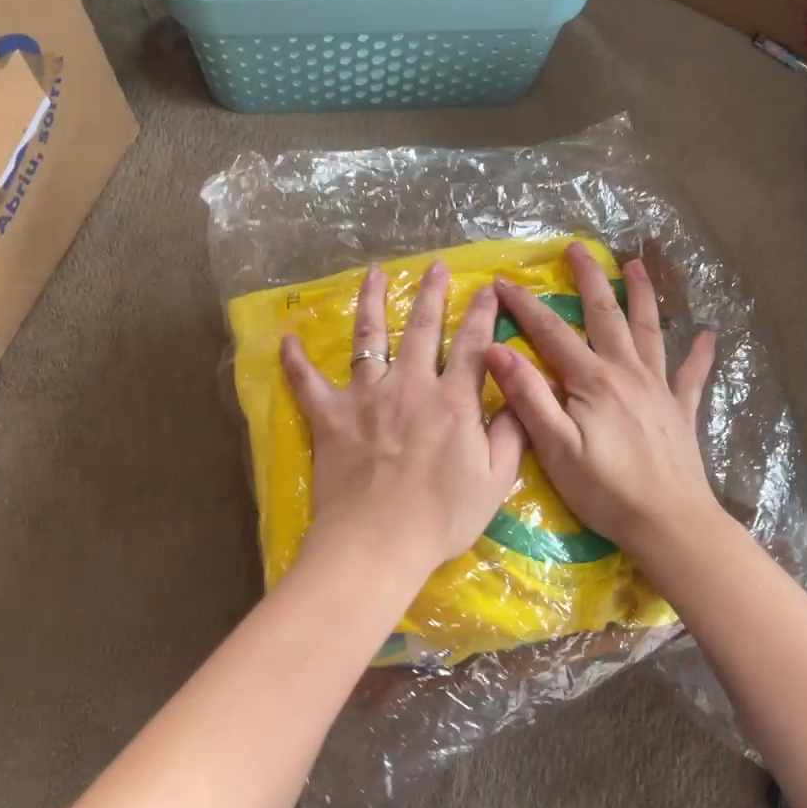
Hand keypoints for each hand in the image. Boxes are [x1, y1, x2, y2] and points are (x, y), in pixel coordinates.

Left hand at [280, 262, 525, 586]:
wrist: (378, 540)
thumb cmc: (441, 517)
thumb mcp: (495, 481)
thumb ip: (509, 435)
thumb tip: (519, 398)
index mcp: (453, 401)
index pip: (474, 346)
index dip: (484, 315)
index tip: (489, 289)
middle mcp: (410, 386)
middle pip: (422, 328)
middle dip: (431, 294)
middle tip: (435, 267)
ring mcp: (366, 397)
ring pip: (369, 339)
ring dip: (371, 303)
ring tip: (373, 274)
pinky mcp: (331, 416)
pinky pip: (308, 382)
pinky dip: (296, 361)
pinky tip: (286, 338)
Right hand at [486, 244, 724, 554]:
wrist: (670, 524)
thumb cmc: (606, 491)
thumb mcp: (555, 447)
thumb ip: (528, 396)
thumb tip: (496, 350)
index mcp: (592, 381)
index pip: (550, 333)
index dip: (525, 306)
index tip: (503, 281)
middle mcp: (627, 373)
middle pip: (605, 316)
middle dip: (588, 280)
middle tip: (577, 248)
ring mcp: (658, 389)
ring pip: (648, 331)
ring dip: (641, 296)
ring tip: (636, 265)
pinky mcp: (680, 411)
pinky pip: (691, 375)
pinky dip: (699, 354)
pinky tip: (708, 335)